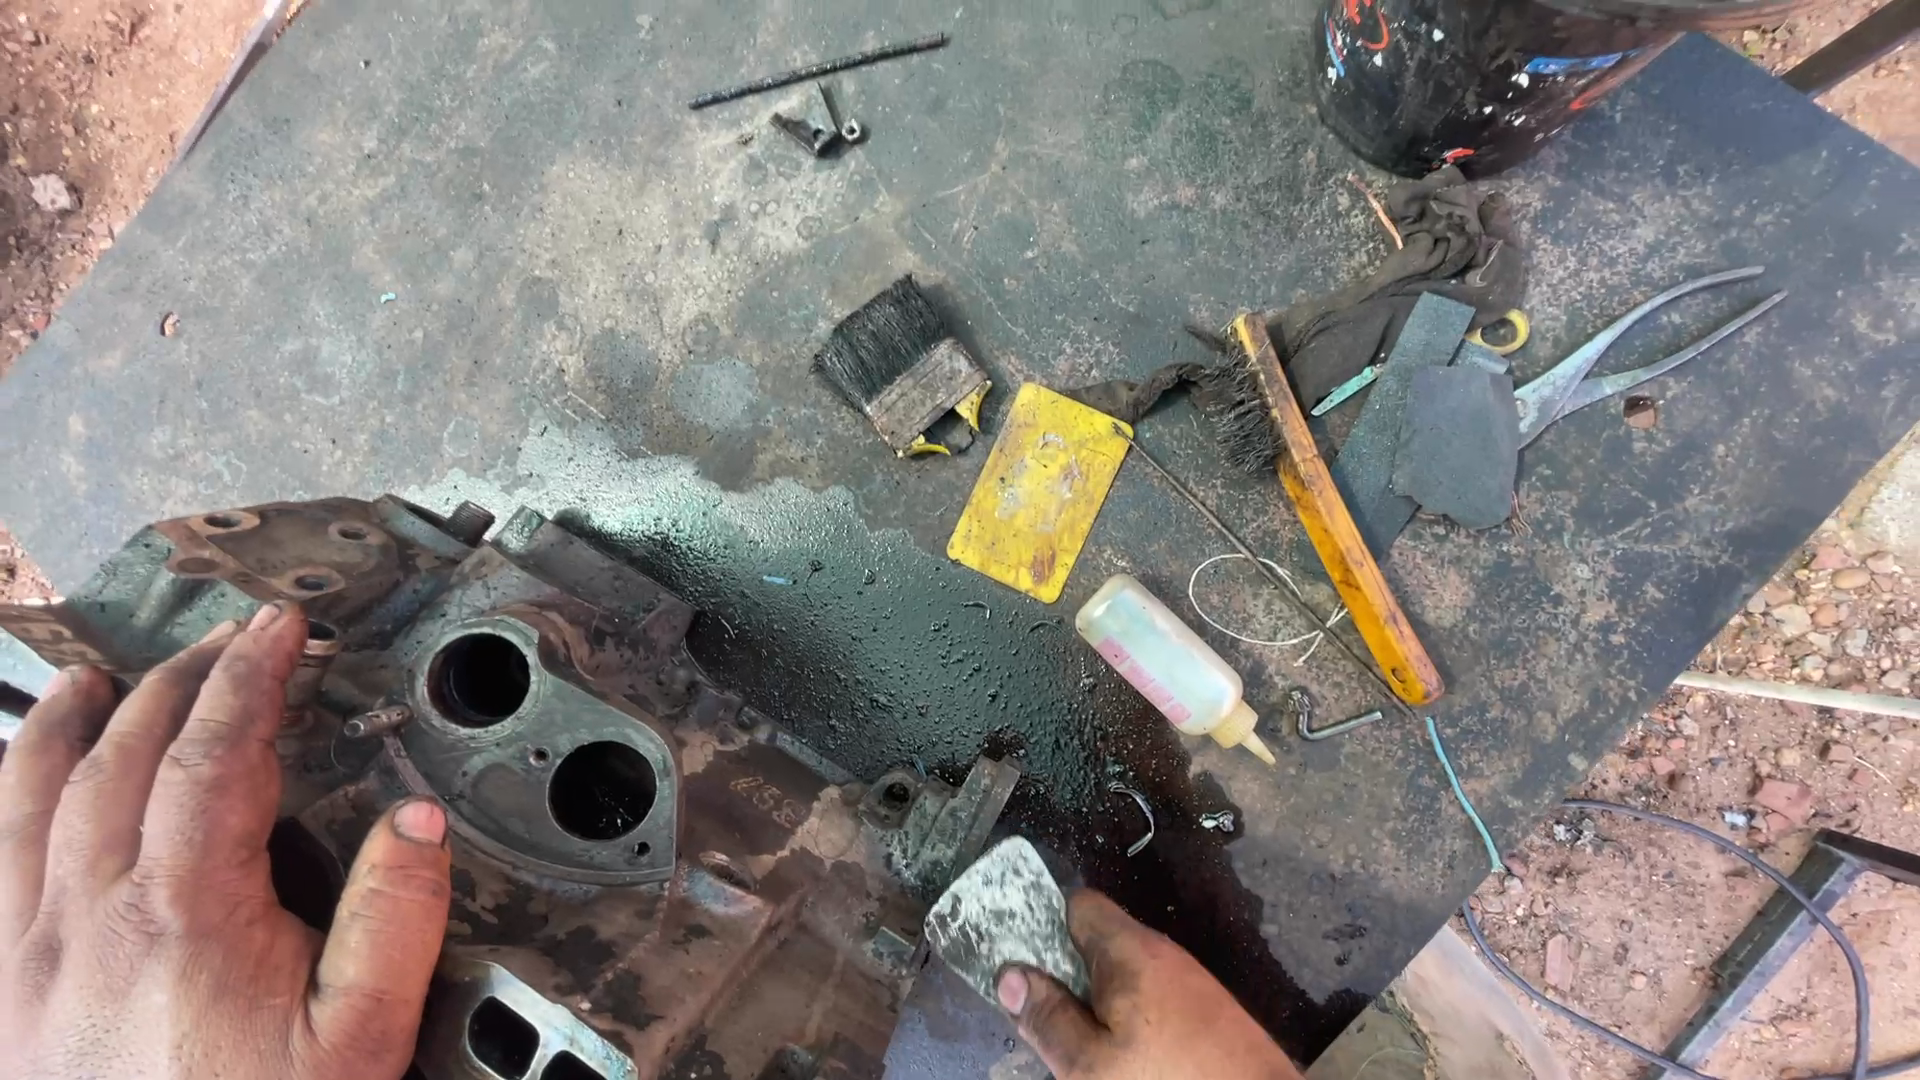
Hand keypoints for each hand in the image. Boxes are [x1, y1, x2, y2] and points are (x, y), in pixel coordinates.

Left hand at [0, 603, 452, 1079]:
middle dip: (176, 685)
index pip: (214, 762)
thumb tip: (418, 817)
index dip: (249, 681)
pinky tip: (8, 795)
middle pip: (118, 768)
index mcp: (188, 918)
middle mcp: (88, 926)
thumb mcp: (367, 1029)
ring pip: (20, 814)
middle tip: (226, 639)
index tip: (280, 630)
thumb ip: (398, 916)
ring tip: (88, 681)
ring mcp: (22, 965)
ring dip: (58, 732)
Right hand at [997, 889, 1302, 1079]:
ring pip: (1124, 974)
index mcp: (1129, 948)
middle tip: (1048, 1018)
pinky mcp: (1208, 1013)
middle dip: (1068, 973)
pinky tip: (1129, 1057)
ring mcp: (1189, 981)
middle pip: (1098, 941)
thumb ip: (1049, 1019)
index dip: (1045, 925)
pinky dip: (1132, 1017)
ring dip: (1099, 1000)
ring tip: (1084, 1045)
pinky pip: (1153, 998)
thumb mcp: (1092, 1066)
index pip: (1078, 903)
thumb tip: (1009, 976)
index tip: (1024, 962)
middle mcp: (1160, 951)